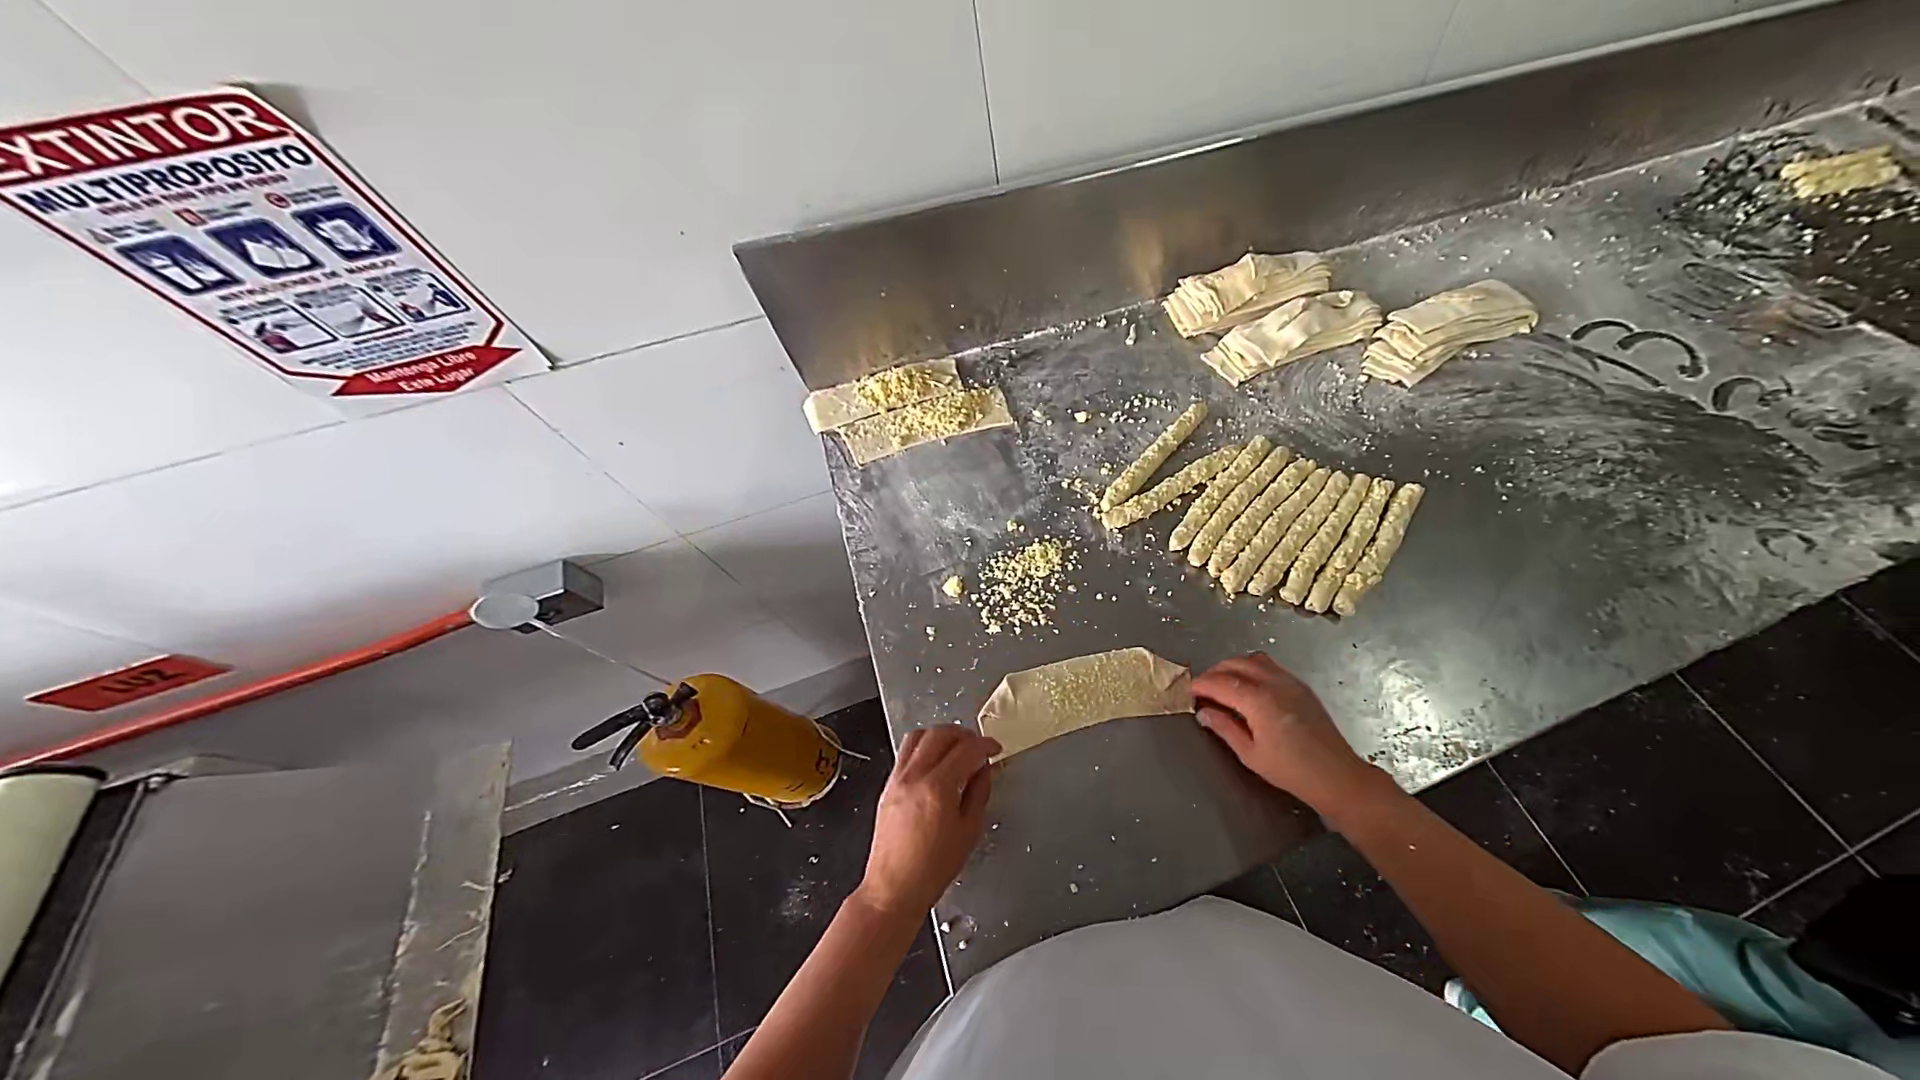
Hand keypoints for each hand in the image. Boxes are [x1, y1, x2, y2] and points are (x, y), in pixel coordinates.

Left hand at [857, 725, 998, 918]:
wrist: (894, 888)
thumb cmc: (932, 869)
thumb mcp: (969, 831)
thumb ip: (979, 793)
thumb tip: (983, 770)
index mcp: (938, 788)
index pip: (966, 750)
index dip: (985, 744)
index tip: (994, 748)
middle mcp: (914, 777)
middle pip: (940, 734)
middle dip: (964, 734)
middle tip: (978, 745)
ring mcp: (897, 779)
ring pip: (919, 736)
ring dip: (941, 735)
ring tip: (956, 746)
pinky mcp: (888, 786)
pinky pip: (905, 751)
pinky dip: (923, 746)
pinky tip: (935, 759)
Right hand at [1192, 653, 1394, 817]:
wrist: (1337, 776)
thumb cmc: (1291, 770)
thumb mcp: (1250, 754)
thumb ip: (1224, 728)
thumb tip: (1204, 713)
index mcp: (1258, 700)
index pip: (1220, 682)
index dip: (1201, 684)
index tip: (1189, 691)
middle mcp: (1274, 683)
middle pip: (1235, 664)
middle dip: (1214, 672)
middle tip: (1203, 688)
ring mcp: (1291, 682)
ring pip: (1254, 660)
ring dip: (1234, 667)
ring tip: (1224, 684)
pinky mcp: (1301, 687)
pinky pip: (1271, 666)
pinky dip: (1253, 669)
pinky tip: (1249, 687)